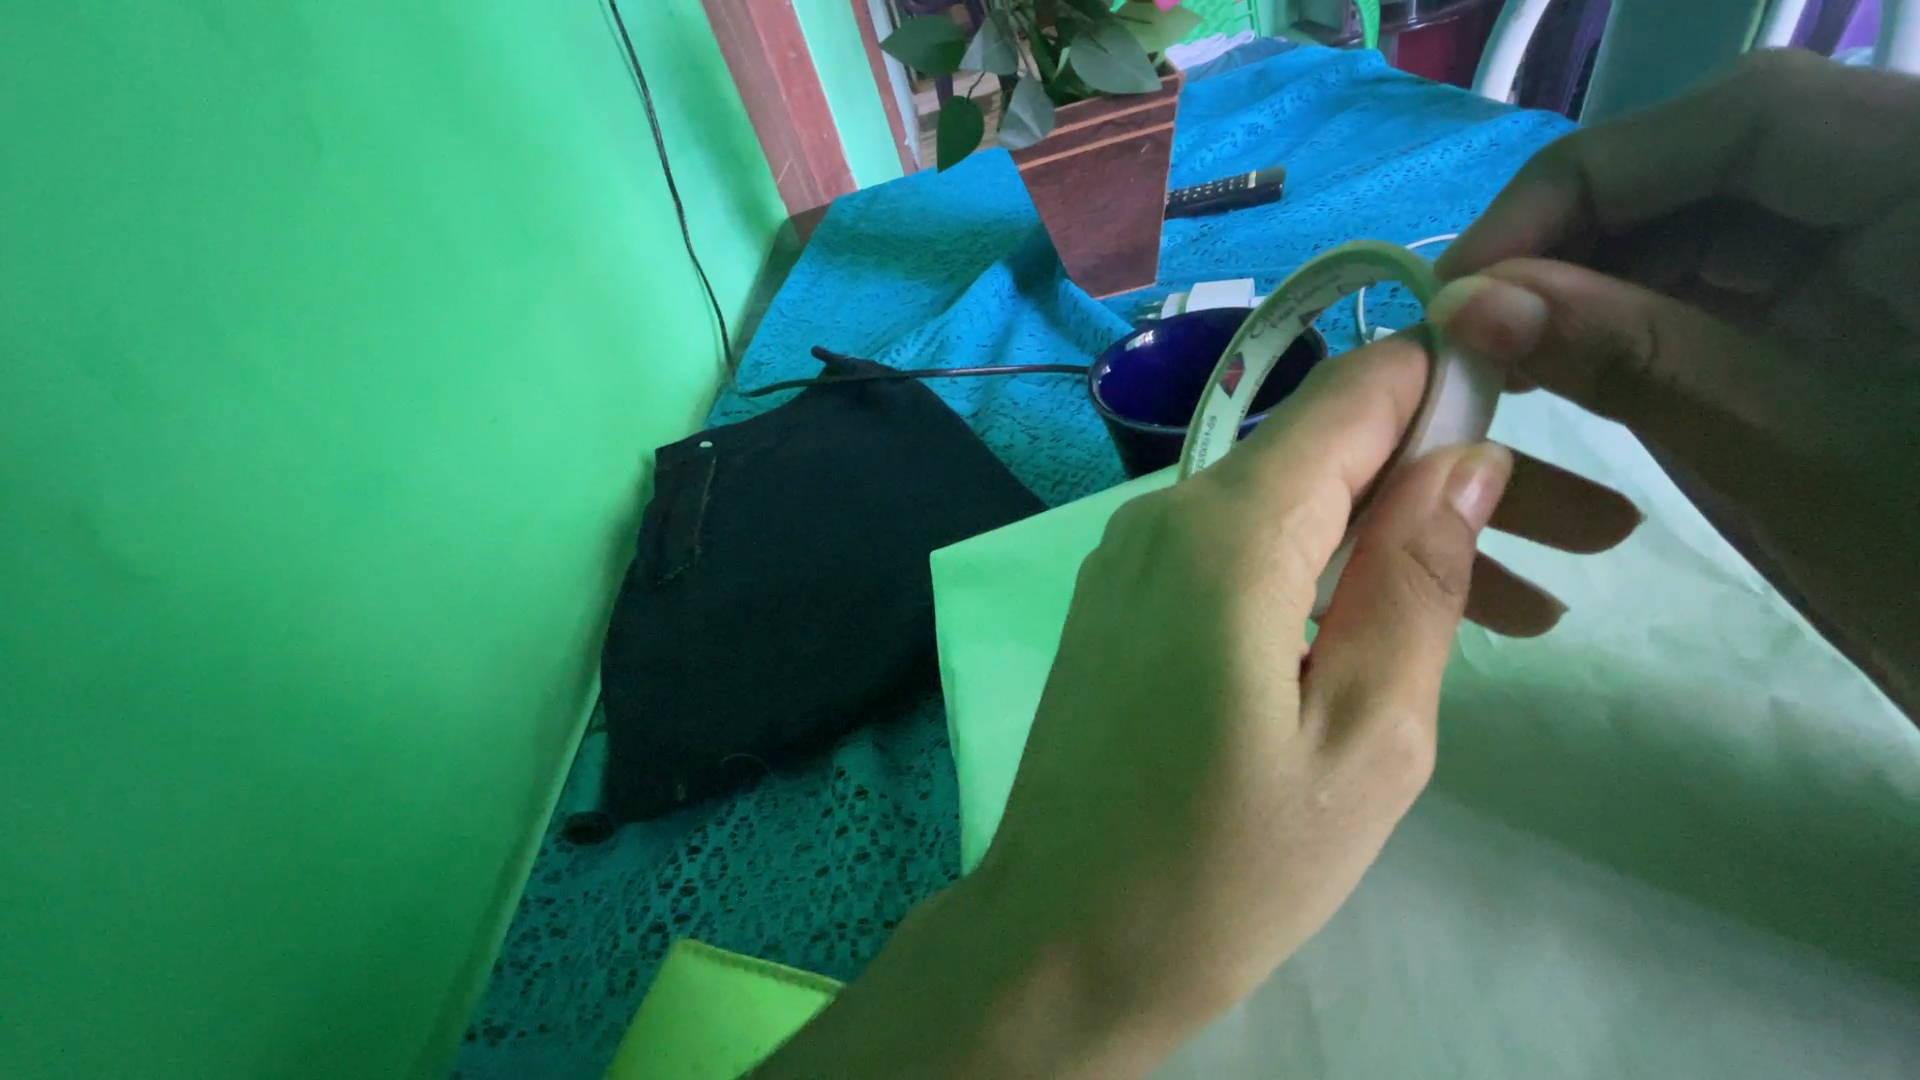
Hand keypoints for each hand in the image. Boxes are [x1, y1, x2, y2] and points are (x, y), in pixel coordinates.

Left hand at [758, 335, 1636, 1078]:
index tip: (1544, 423)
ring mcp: (1130, 559)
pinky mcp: (1121, 604)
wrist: (1063, 934)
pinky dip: (1319, 575)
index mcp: (1223, 530)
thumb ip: (1412, 579)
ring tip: (1526, 612)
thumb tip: (1460, 459)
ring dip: (1393, 538)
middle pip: (1324, 452)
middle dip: (1449, 480)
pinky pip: (1235, 557)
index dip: (1451, 390)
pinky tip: (1391, 629)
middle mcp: (1163, 516)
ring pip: (1285, 508)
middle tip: (1588, 544)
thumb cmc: (1222, 864)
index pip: (1352, 395)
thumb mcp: (1364, 734)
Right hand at [1432, 49, 1919, 715]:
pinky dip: (1616, 315)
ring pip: (1691, 220)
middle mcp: (1912, 187)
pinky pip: (1705, 275)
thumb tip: (1462, 306)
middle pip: (1703, 164)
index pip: (1731, 125)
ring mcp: (1878, 244)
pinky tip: (1554, 360)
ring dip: (1578, 281)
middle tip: (1465, 326)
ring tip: (1495, 352)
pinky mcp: (1839, 299)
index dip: (1570, 189)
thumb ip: (1624, 355)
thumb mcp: (1783, 448)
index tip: (1462, 285)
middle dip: (1564, 239)